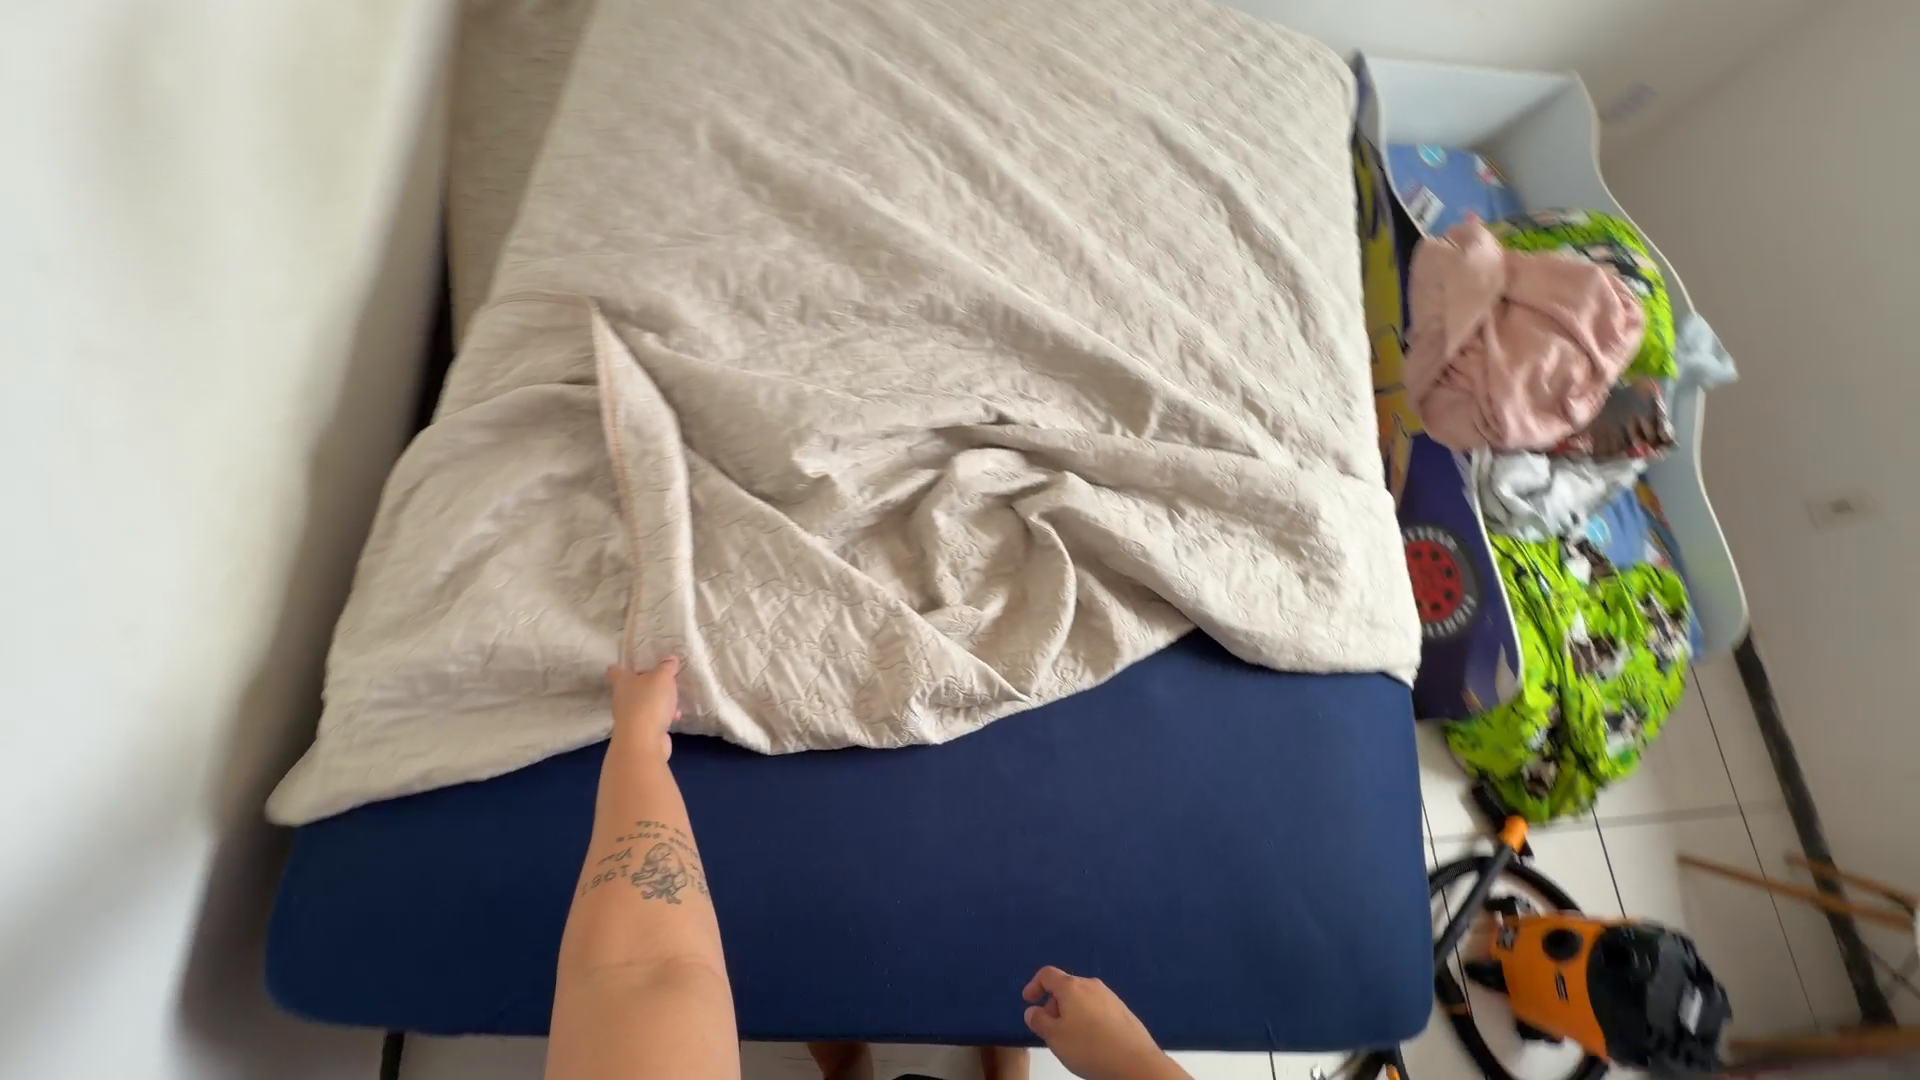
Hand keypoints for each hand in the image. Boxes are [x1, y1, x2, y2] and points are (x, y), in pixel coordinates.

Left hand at [606, 657, 680, 759]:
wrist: (643, 742)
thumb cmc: (649, 702)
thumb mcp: (662, 678)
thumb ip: (666, 667)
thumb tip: (669, 659)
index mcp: (622, 682)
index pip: (615, 670)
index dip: (622, 666)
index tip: (632, 663)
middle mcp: (621, 698)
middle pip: (631, 687)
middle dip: (646, 684)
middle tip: (663, 679)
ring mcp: (629, 717)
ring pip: (643, 704)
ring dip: (657, 702)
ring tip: (675, 700)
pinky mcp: (639, 732)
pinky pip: (651, 719)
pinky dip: (662, 717)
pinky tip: (675, 717)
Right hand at [1022, 966, 1183, 1079]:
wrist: (1135, 1062)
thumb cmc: (1089, 1048)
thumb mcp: (1055, 1038)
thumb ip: (1039, 1021)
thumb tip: (1032, 1010)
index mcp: (1071, 986)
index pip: (1047, 974)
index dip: (1034, 985)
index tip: (1028, 1001)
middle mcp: (1090, 984)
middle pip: (1065, 987)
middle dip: (1054, 1005)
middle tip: (1051, 1029)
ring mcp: (1109, 996)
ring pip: (1082, 999)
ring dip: (1071, 1013)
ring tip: (1072, 1039)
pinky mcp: (1122, 1010)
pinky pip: (1097, 1008)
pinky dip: (1088, 1019)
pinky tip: (1092, 1041)